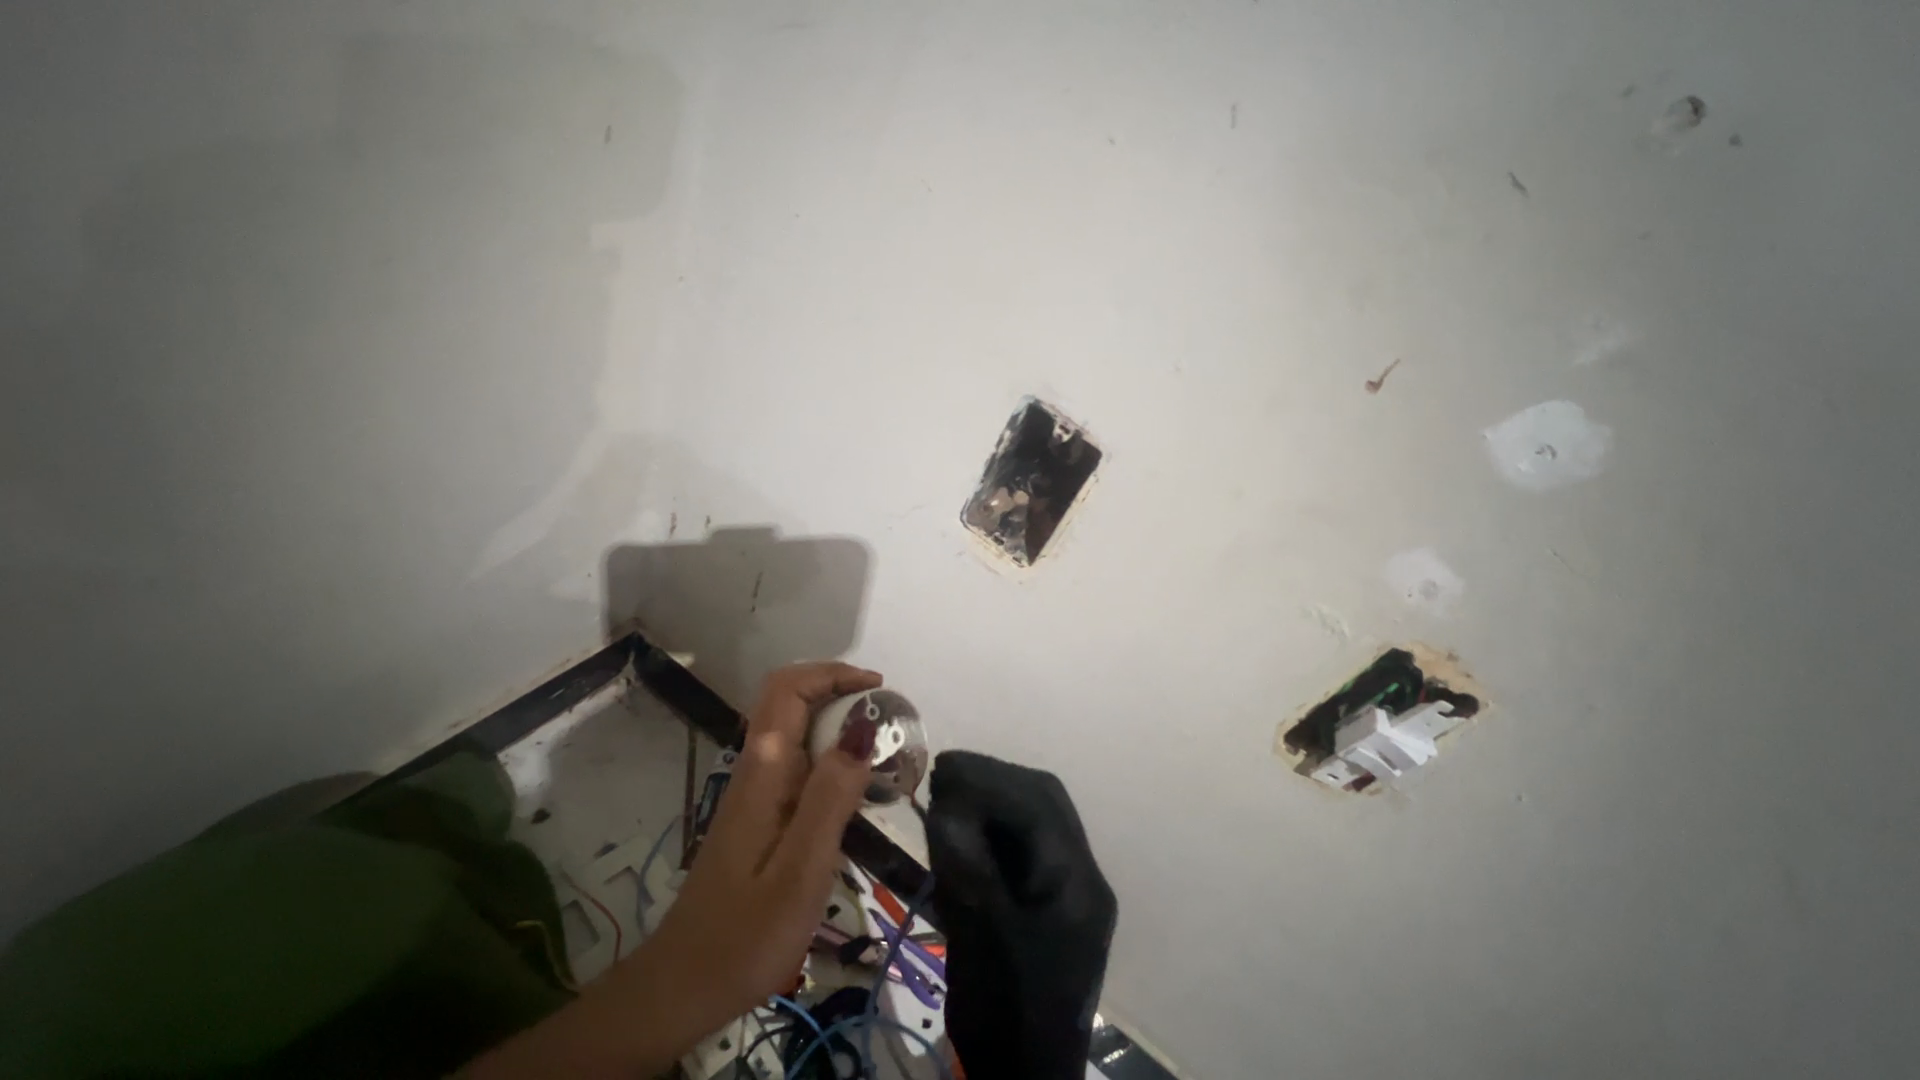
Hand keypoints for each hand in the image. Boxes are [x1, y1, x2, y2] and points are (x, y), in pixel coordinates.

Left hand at [462, 662, 880, 1079]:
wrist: (686, 985)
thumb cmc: (747, 934)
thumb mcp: (801, 869)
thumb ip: (831, 797)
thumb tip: (863, 730)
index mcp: (763, 775)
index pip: (787, 690)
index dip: (832, 675)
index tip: (879, 690)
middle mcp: (756, 773)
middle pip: (792, 705)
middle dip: (843, 698)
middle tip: (893, 727)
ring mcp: (756, 797)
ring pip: (797, 737)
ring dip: (841, 731)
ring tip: (888, 759)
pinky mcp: (760, 821)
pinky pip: (800, 771)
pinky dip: (834, 765)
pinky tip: (859, 799)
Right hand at [927, 751, 1115, 1079]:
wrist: (1030, 1079)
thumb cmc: (1010, 1013)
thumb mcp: (982, 939)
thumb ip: (967, 866)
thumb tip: (945, 802)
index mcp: (1077, 881)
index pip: (1039, 805)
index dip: (989, 777)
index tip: (942, 768)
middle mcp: (1082, 876)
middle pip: (1044, 805)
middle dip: (994, 782)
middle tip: (943, 777)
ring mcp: (1068, 891)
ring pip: (1035, 823)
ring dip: (993, 803)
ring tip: (946, 798)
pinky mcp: (1048, 906)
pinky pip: (1024, 850)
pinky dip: (992, 832)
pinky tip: (960, 835)